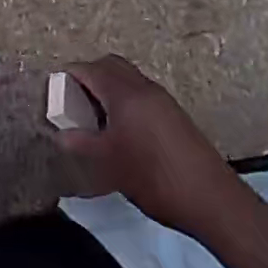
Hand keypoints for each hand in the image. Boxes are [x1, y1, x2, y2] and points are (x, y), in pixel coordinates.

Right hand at [52, 56, 250, 238]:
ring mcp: (164, 102)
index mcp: (125, 94)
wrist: (213, 202)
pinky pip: (141, 95)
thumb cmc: (153, 176)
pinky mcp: (175, 117)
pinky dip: (124, 101)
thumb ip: (80, 142)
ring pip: (128, 79)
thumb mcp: (107, 161)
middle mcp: (145, 89)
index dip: (67, 76)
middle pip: (111, 65)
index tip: (53, 93)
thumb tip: (61, 134)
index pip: (89, 69)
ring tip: (94, 118)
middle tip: (74, 101)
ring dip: (108, 89)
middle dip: (89, 76)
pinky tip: (120, 130)